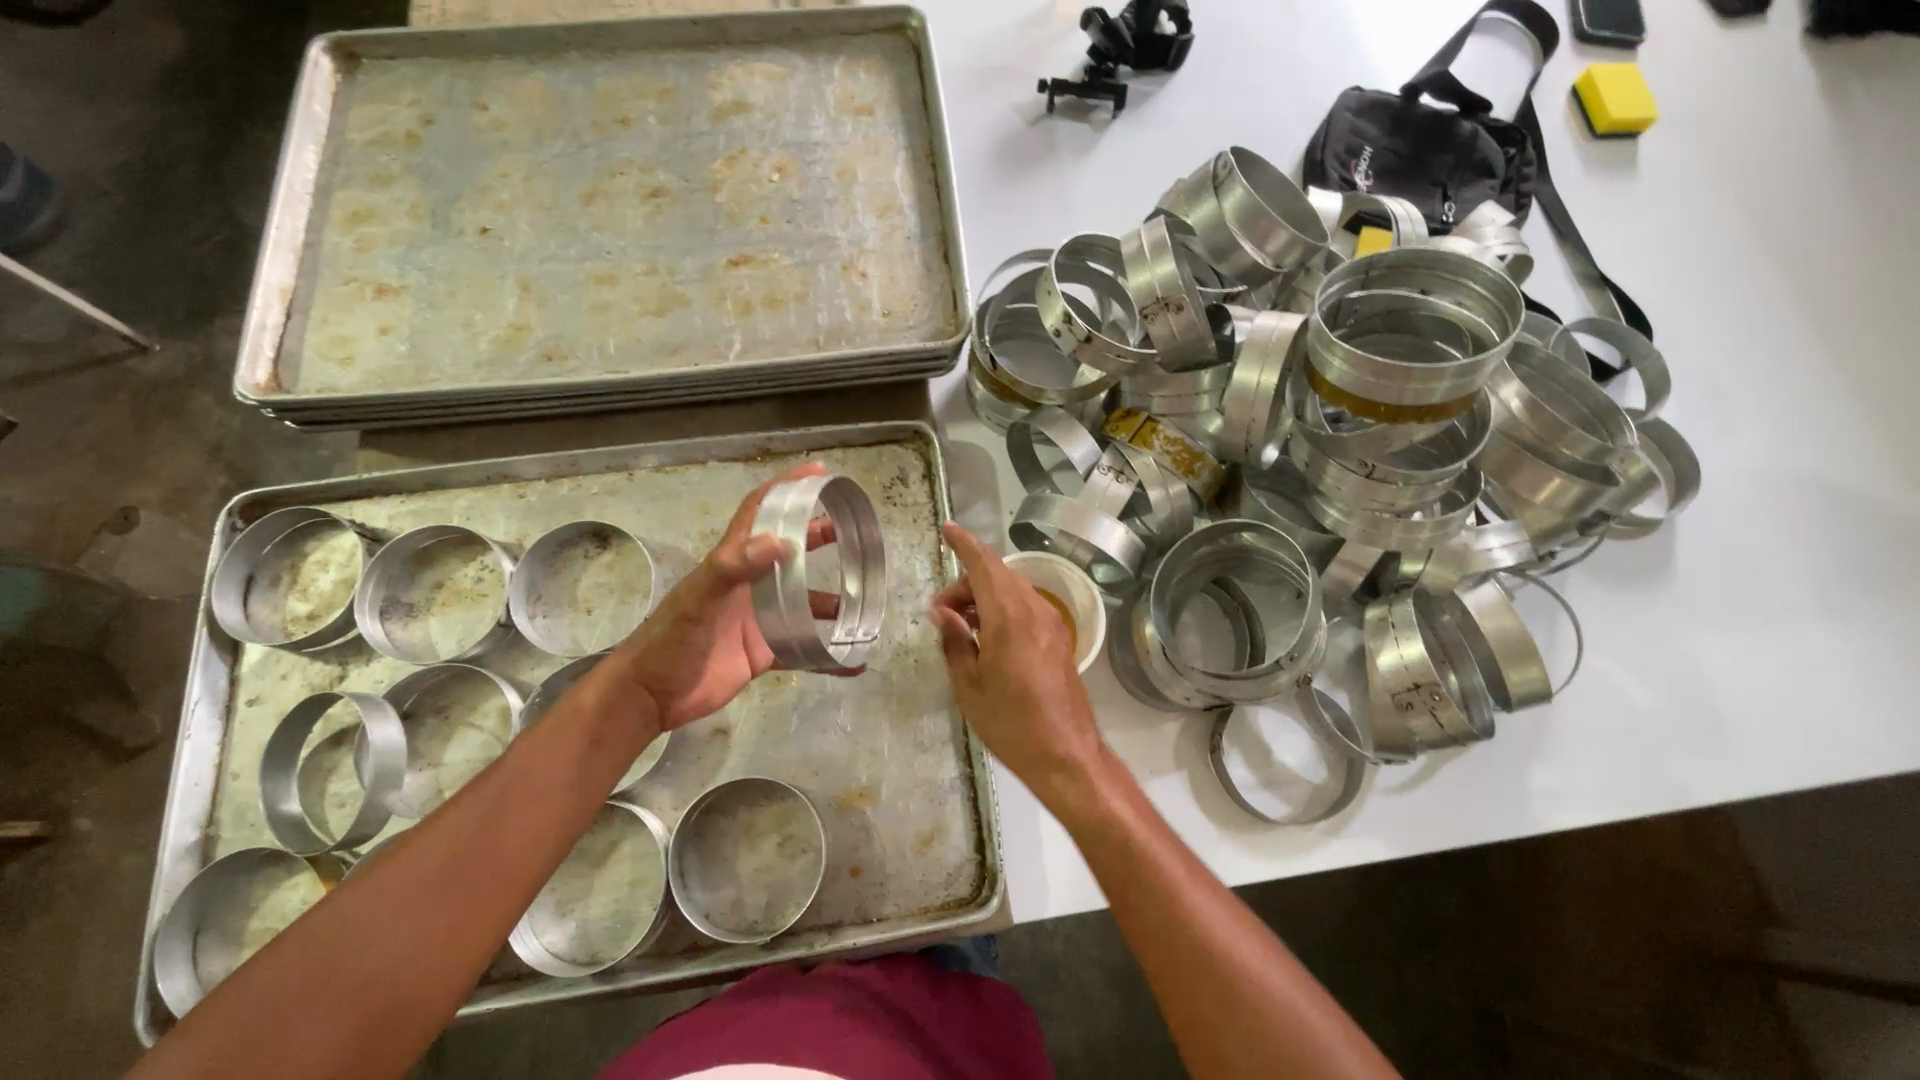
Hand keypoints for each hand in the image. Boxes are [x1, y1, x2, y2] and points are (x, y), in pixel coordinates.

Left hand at [609, 462, 848, 731]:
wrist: (650, 695)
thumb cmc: (668, 641)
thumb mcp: (697, 600)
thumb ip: (733, 569)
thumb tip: (779, 540)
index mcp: (730, 562)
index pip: (759, 511)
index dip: (786, 489)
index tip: (818, 473)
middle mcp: (748, 584)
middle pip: (788, 551)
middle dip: (818, 536)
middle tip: (854, 532)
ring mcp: (758, 618)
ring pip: (803, 601)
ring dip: (833, 599)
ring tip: (866, 598)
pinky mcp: (764, 652)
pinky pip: (804, 648)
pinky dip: (828, 655)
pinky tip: (855, 661)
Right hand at [930, 522, 1109, 806]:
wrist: (1065, 755)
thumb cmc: (1011, 724)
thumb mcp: (970, 686)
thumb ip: (955, 642)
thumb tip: (943, 613)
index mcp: (1010, 619)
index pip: (984, 565)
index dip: (964, 544)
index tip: (947, 530)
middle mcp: (1035, 611)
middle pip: (997, 575)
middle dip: (966, 582)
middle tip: (940, 614)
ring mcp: (1052, 623)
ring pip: (1012, 590)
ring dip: (984, 596)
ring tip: (959, 628)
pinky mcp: (1059, 638)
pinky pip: (1025, 607)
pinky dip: (1002, 608)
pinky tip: (985, 637)